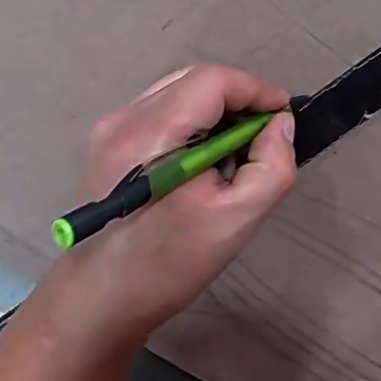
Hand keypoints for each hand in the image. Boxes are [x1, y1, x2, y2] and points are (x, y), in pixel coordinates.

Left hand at [45, 64, 296, 348]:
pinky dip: (192, 119)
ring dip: (215, 107)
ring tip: (237, 146)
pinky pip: (160, 109)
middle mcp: (124, 118)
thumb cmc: (168, 265)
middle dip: (237, 97)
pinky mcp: (108, 140)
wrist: (97, 301)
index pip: (211, 80)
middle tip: (264, 131)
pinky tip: (204, 156)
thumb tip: (280, 124)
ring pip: (177, 90)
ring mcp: (111, 127)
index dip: (254, 89)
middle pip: (193, 79)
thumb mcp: (235, 221)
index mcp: (149, 133)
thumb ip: (271, 166)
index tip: (282, 114)